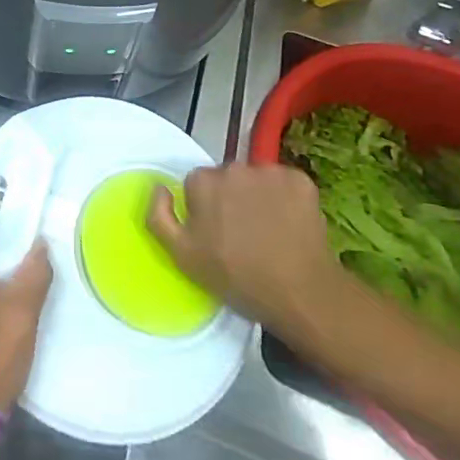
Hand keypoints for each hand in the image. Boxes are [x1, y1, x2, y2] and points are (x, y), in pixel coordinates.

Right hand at [146, 164, 339, 330]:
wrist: (299, 292)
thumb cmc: (237, 278)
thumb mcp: (183, 258)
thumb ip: (159, 218)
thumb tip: (160, 187)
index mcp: (205, 183)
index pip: (197, 183)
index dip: (204, 207)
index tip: (215, 232)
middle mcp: (237, 167)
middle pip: (228, 176)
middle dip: (231, 198)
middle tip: (241, 234)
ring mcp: (272, 171)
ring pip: (257, 178)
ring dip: (258, 196)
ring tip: (267, 231)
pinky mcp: (300, 179)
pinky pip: (284, 182)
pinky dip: (285, 198)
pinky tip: (288, 225)